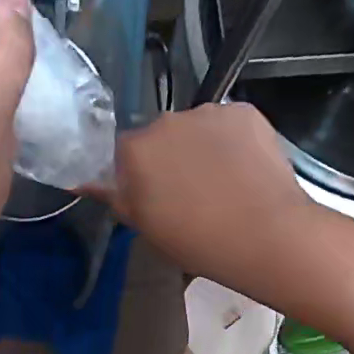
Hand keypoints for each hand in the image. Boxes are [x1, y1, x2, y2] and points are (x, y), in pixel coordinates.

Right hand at [108, 103, 317, 276]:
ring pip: (197, 129)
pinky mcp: (244, 112)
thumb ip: (117, 198)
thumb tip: (88, 182)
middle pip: (161, 137)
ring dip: (202, 148)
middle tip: (190, 195)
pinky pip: (230, 125)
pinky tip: (246, 171)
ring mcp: (208, 113)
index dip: (138, 175)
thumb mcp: (148, 229)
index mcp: (136, 151)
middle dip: (171, 158)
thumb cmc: (198, 242)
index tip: (154, 197)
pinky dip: (234, 142)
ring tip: (224, 185)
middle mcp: (166, 121)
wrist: (265, 234)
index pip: (123, 153)